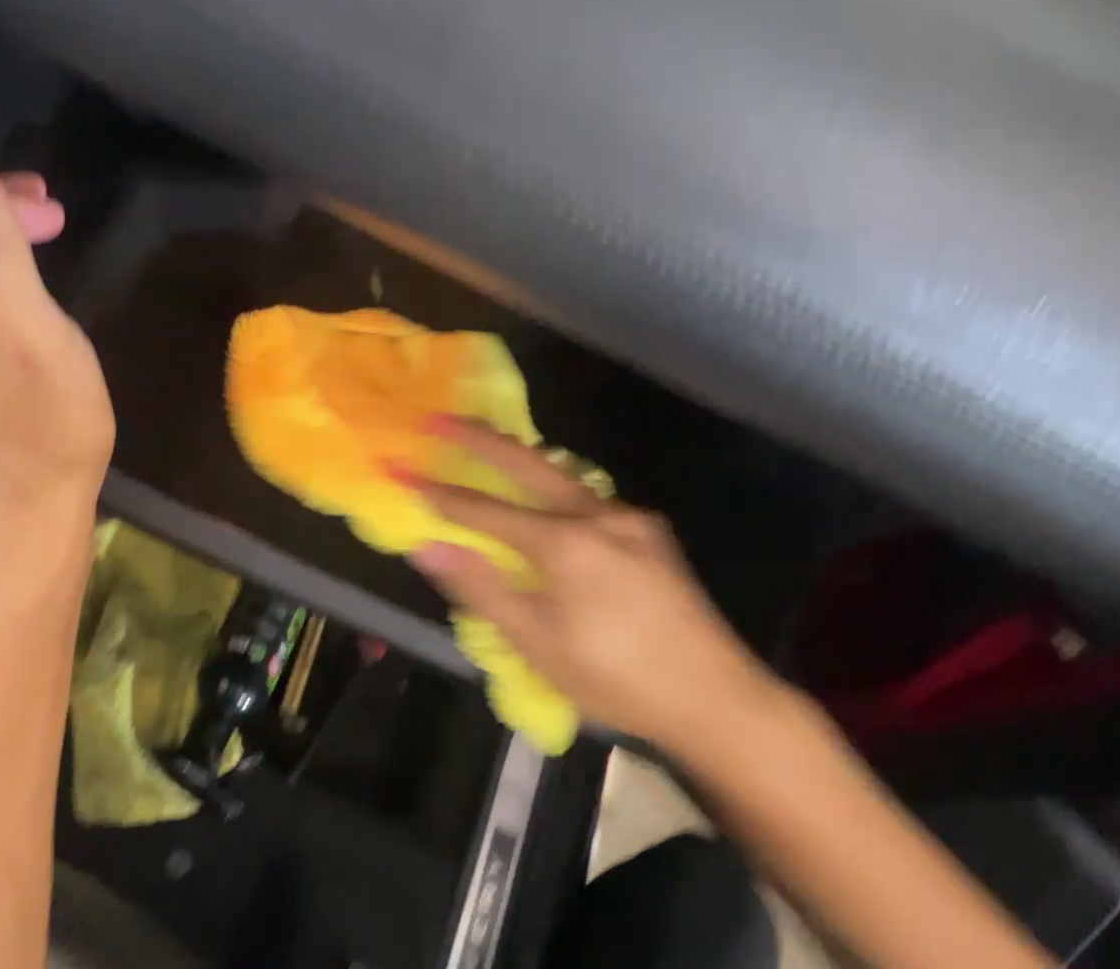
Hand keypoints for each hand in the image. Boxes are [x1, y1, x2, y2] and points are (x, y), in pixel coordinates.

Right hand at [402, 421, 781, 749]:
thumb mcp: (538, 644)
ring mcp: (632, 521)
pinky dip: (557, 493)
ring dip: (523, 464)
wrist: (718, 699)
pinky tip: (550, 506)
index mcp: (565, 544)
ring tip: (490, 452)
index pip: (485, 511)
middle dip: (481, 440)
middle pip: (529, 465)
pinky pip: (591, 502)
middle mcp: (599, 516)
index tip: (401, 469)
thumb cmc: (617, 679)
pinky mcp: (653, 537)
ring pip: (565, 480)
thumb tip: (428, 546)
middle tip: (442, 419)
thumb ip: (481, 588)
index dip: (438, 493)